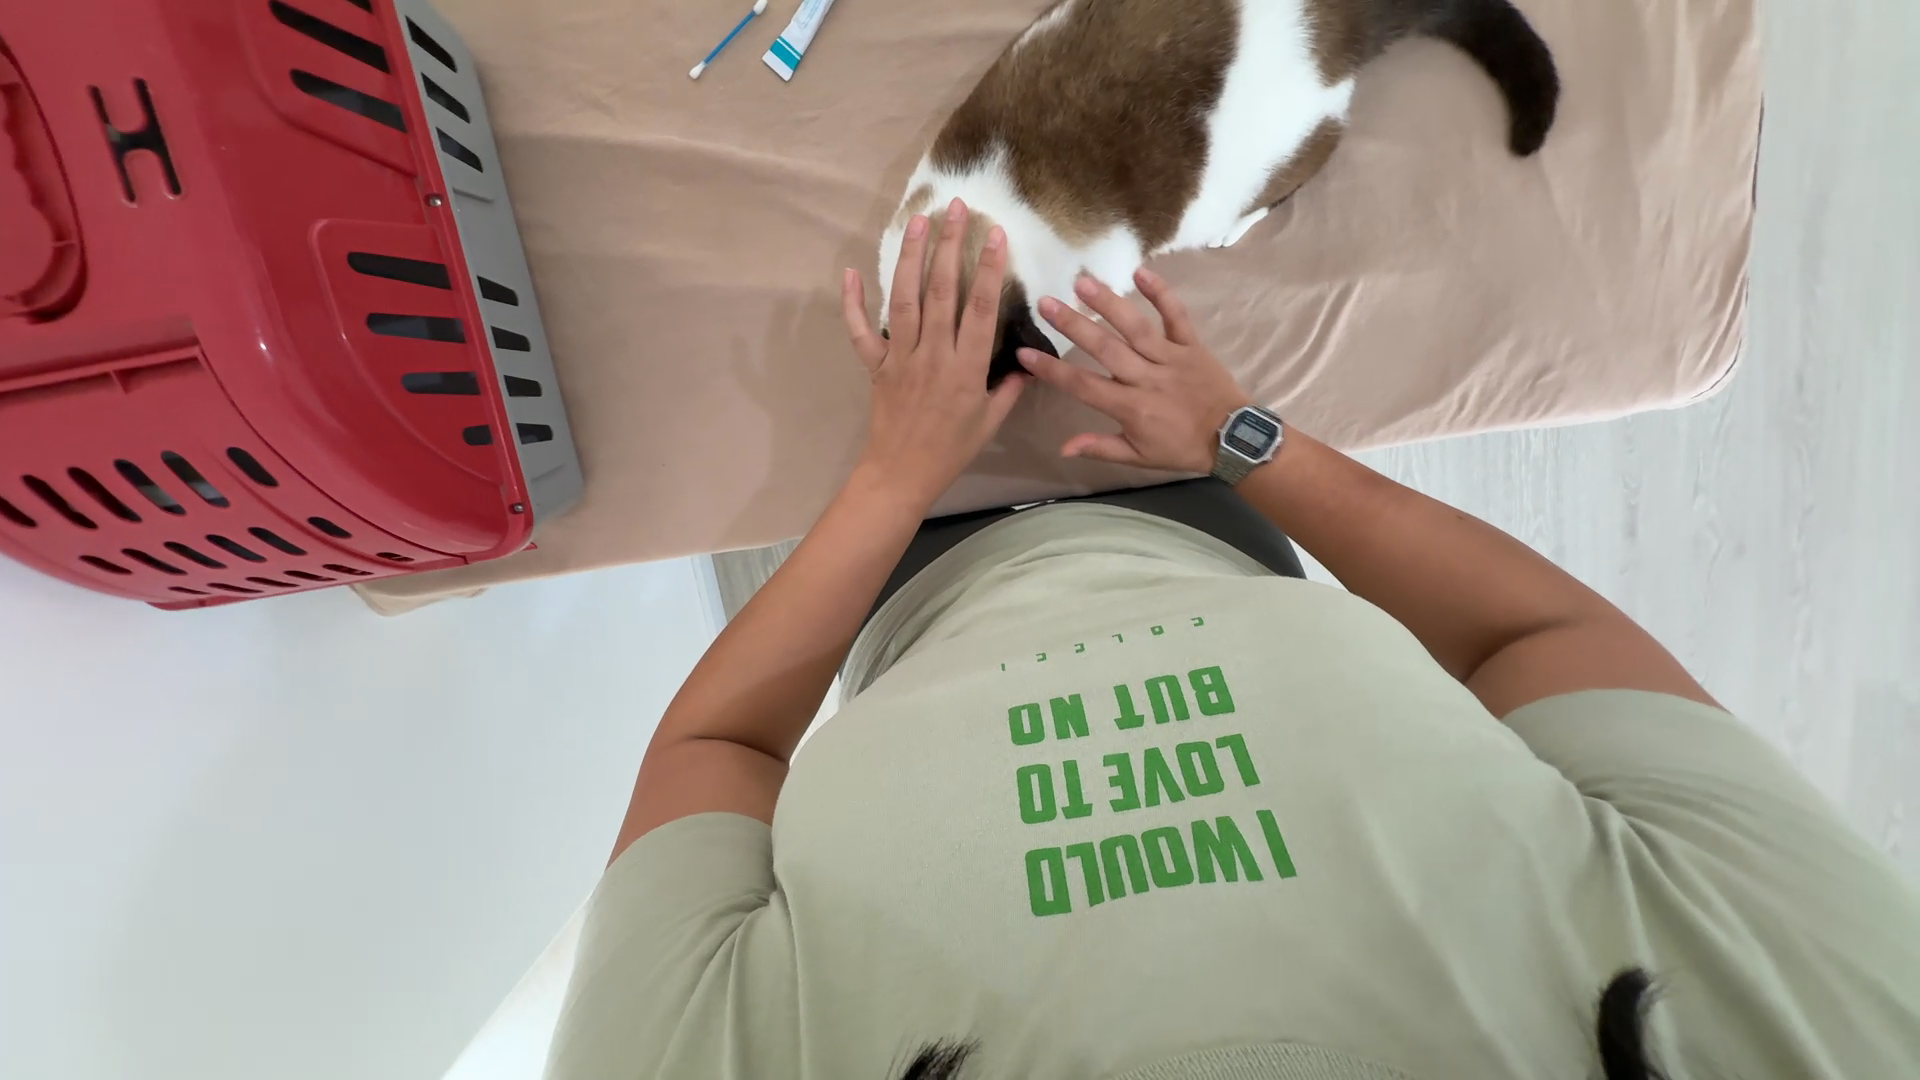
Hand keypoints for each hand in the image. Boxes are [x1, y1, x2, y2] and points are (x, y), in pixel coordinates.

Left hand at [842, 198, 1028, 509]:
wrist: (903, 473)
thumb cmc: (951, 450)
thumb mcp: (990, 422)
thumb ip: (1009, 389)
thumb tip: (1027, 363)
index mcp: (966, 368)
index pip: (979, 309)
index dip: (988, 268)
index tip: (994, 233)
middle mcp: (932, 354)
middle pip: (940, 291)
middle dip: (949, 245)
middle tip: (955, 207)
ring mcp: (900, 357)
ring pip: (904, 299)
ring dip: (910, 256)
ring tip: (917, 220)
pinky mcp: (876, 366)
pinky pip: (861, 331)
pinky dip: (852, 303)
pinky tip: (852, 272)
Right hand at [1016, 269, 1251, 474]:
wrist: (1232, 440)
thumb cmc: (1181, 449)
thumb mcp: (1138, 457)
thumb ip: (1100, 448)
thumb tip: (1063, 447)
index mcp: (1130, 407)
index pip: (1083, 385)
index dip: (1052, 370)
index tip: (1025, 353)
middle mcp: (1146, 378)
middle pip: (1105, 348)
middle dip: (1073, 325)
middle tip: (1045, 303)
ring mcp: (1170, 358)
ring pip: (1135, 327)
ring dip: (1108, 302)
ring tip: (1082, 282)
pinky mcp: (1192, 345)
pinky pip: (1176, 316)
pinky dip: (1161, 292)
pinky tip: (1140, 271)